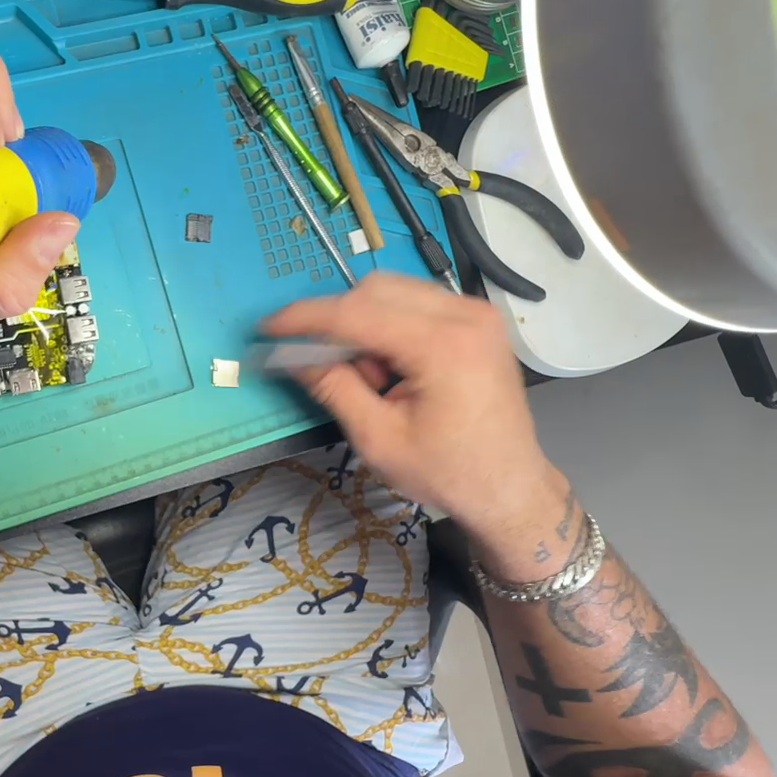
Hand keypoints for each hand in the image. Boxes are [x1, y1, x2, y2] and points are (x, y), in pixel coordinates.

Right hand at [264, 273, 566, 546]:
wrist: (508, 486)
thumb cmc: (446, 472)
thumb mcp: (378, 438)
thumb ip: (334, 388)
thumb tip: (289, 356)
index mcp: (443, 345)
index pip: (357, 312)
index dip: (305, 318)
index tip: (268, 327)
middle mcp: (464, 314)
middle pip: (374, 290)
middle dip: (335, 323)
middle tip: (320, 367)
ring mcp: (474, 312)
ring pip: (393, 293)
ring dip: (362, 326)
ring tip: (367, 378)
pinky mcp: (475, 321)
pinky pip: (414, 305)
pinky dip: (387, 328)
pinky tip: (389, 370)